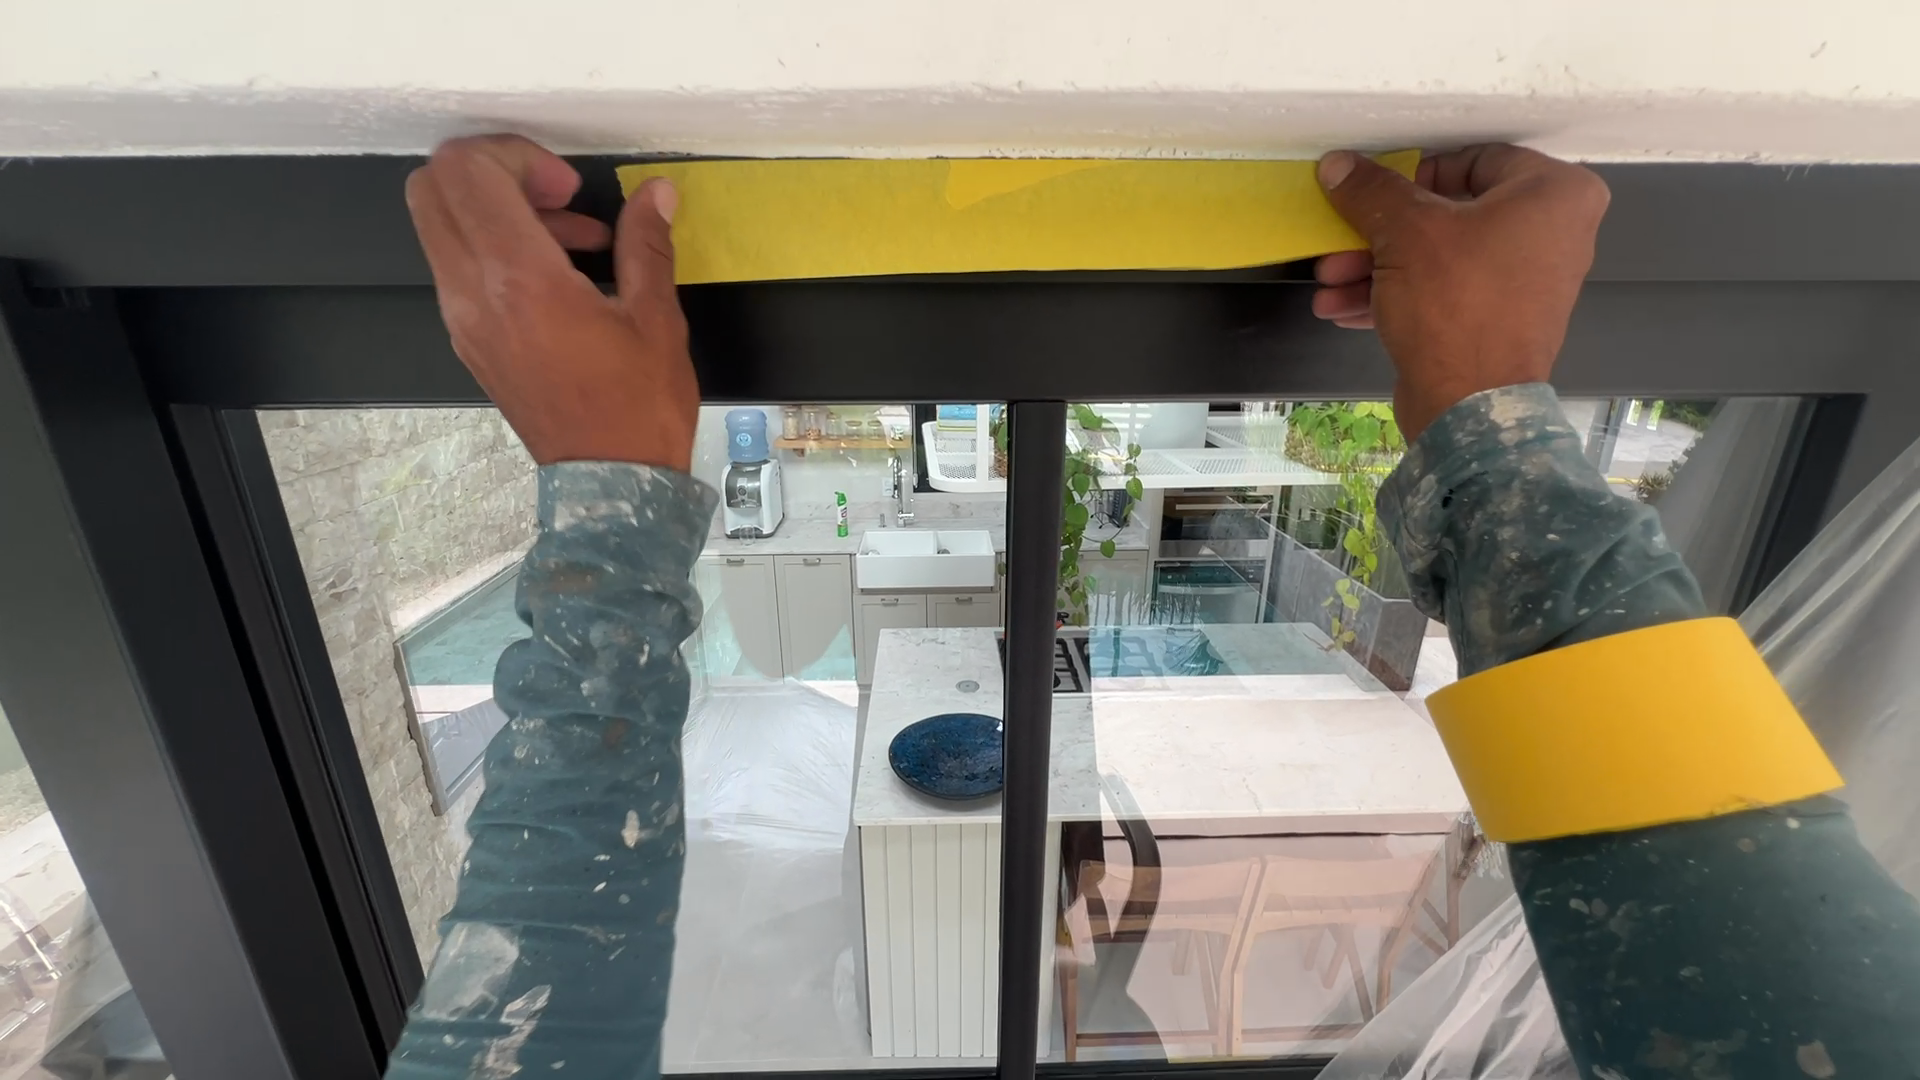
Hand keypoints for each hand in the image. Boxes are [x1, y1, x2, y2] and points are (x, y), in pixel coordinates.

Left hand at [405, 135, 698, 469]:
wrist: (613, 482)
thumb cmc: (641, 409)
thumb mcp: (657, 322)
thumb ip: (647, 246)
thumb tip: (655, 195)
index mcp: (522, 282)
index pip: (469, 172)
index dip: (517, 156)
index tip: (570, 187)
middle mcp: (474, 295)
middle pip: (435, 188)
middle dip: (495, 174)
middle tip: (560, 199)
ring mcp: (463, 321)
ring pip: (443, 228)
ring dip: (500, 214)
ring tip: (578, 243)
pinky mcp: (470, 342)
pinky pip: (460, 269)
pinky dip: (498, 252)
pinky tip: (561, 280)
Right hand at [1311, 145, 1609, 439]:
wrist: (1468, 401)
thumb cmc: (1454, 302)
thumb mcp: (1405, 234)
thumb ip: (1371, 193)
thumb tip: (1338, 164)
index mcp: (1552, 194)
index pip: (1474, 161)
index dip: (1412, 177)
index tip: (1370, 198)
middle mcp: (1549, 232)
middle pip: (1444, 218)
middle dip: (1376, 238)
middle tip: (1334, 252)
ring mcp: (1521, 282)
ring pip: (1433, 261)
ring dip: (1372, 272)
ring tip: (1327, 288)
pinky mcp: (1491, 322)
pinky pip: (1437, 295)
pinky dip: (1392, 298)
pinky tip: (1342, 310)